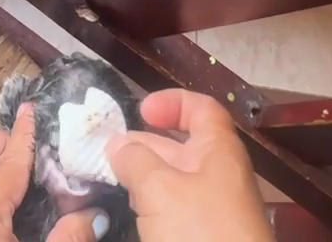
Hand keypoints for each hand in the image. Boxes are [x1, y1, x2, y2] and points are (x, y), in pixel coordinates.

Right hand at [106, 90, 273, 241]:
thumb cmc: (201, 233)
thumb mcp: (159, 188)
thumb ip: (134, 159)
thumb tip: (118, 144)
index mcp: (220, 152)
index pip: (201, 109)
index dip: (171, 102)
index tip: (139, 111)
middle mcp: (222, 177)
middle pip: (184, 146)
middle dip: (146, 144)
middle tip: (109, 151)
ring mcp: (217, 214)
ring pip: (177, 182)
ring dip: (145, 177)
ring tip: (113, 181)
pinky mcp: (209, 241)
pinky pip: (178, 212)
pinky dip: (154, 207)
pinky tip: (133, 215)